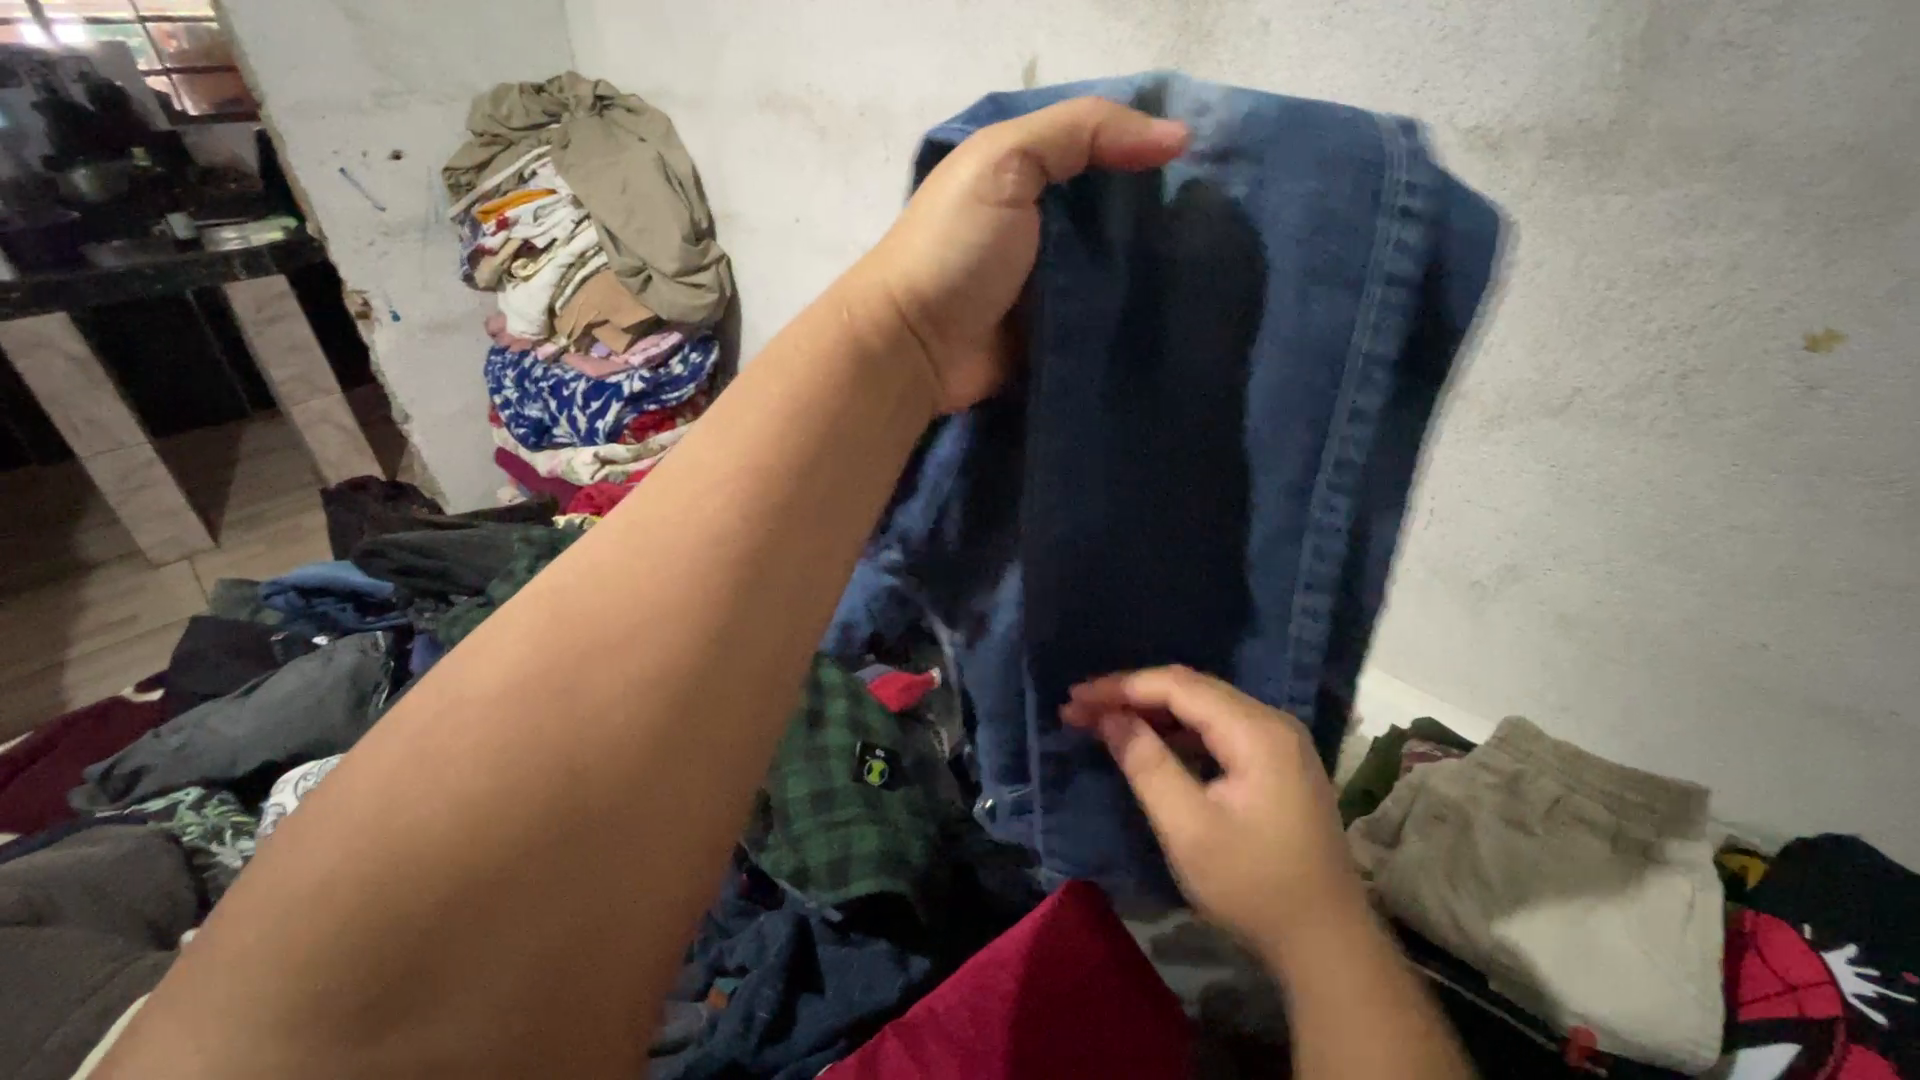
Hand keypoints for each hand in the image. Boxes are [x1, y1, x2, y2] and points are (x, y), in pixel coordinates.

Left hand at [847, 98, 1187, 412]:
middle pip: (1115, 211)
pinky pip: (1104, 316)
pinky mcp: (1054, 330)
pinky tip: (1179, 308)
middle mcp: (1039, 223)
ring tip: (1211, 264)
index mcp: (1025, 172)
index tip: (1203, 161)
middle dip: (1160, 214)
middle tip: (1218, 220)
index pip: (1100, 148)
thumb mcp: (1007, 161)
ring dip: (1154, 267)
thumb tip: (1179, 137)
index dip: (1148, 150)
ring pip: (1117, 266)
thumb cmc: (955, 248)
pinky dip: (1133, 312)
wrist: (915, 347)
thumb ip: (1082, 132)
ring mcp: (1048, 281)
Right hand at [1062, 666, 1364, 953]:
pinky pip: (1218, 729)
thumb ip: (1147, 764)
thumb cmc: (1252, 885)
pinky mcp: (1278, 764)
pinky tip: (1149, 742)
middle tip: (1080, 709)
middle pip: (1192, 689)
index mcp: (1256, 731)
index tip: (1075, 699)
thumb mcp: (1188, 828)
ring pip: (1204, 707)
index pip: (1178, 686)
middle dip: (1132, 695)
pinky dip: (1177, 730)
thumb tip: (1110, 717)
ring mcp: (1280, 742)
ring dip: (1152, 711)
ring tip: (1103, 721)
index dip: (1121, 687)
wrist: (1325, 941)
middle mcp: (1272, 722)